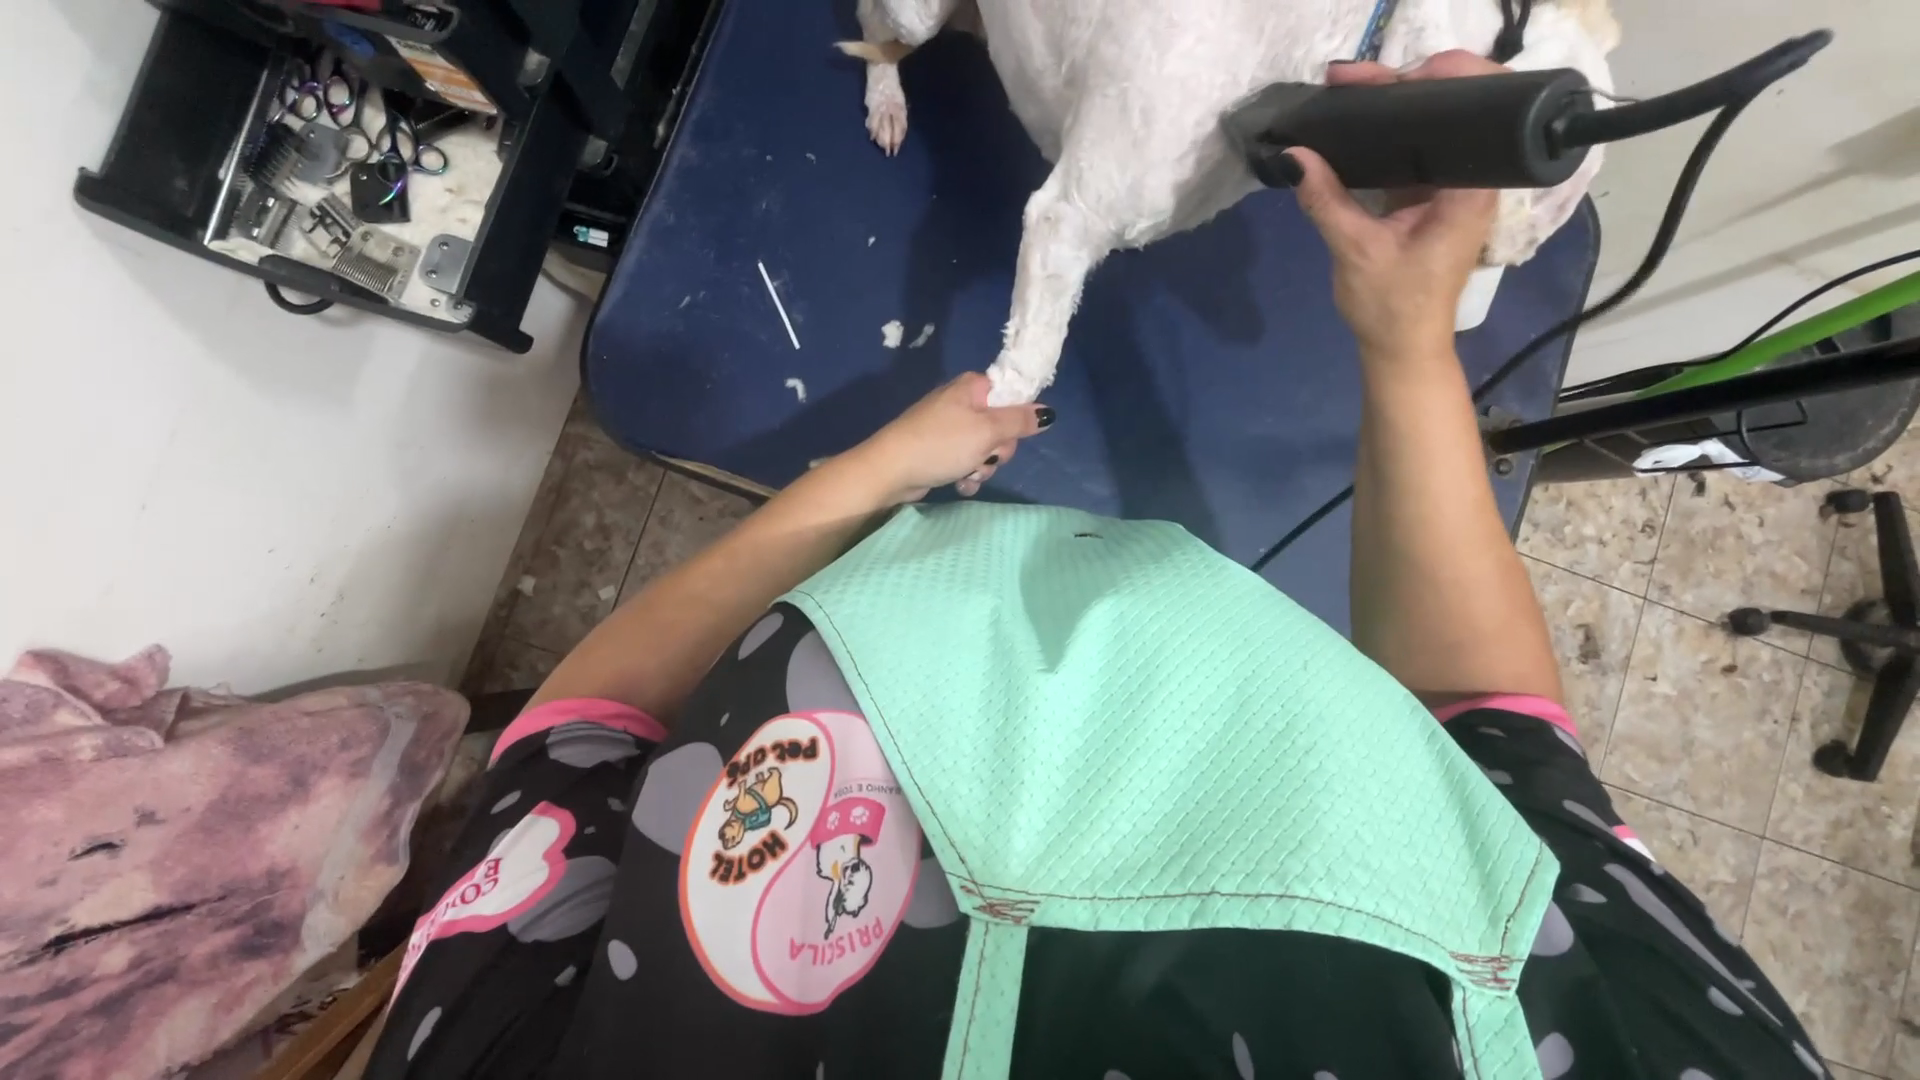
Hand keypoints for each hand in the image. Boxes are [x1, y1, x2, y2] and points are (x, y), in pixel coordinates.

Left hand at [843, 373, 1055, 502]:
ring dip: (982, 467)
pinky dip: (966, 474)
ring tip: (967, 474)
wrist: (891, 470)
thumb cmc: (941, 444)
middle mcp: (962, 402)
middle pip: (1001, 427)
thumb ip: (1020, 421)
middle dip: (997, 451)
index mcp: (973, 387)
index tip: (1008, 436)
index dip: (1016, 420)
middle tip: (984, 457)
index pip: (1012, 396)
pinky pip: (967, 461)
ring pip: (986, 449)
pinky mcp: (940, 450)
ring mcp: (950, 428)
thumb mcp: (987, 431)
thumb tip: (1049, 412)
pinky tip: (959, 484)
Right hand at [1287, 51, 1502, 358]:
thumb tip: (1294, 155)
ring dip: (1394, 110)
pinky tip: (1354, 130)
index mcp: (1471, 187)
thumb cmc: (1390, 306)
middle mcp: (1471, 179)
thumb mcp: (1354, 251)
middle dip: (1407, 87)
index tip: (1395, 77)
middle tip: (1352, 82)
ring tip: (1348, 96)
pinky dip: (1386, 139)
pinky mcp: (1429, 201)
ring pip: (1431, 131)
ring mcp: (1450, 189)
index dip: (1445, 78)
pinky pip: (1413, 155)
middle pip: (1453, 111)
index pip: (1478, 109)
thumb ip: (1326, 200)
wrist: (1400, 347)